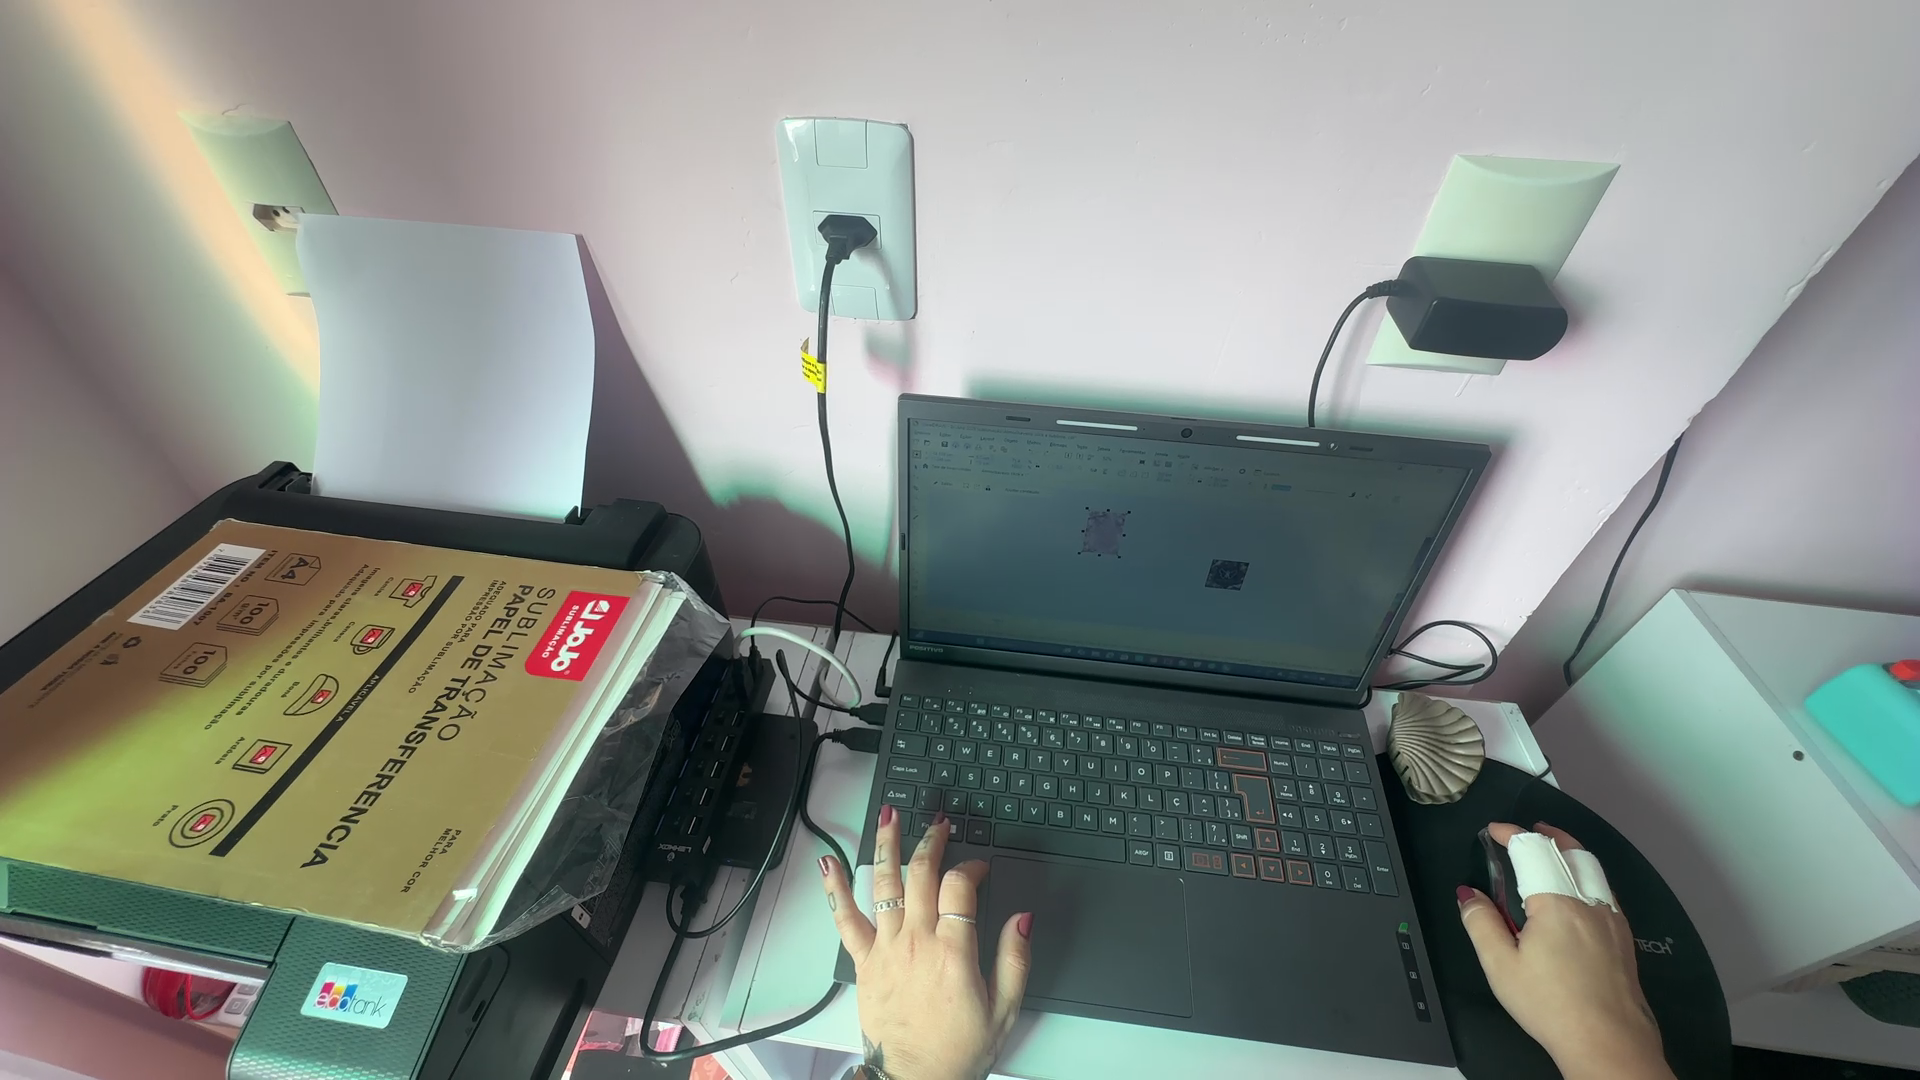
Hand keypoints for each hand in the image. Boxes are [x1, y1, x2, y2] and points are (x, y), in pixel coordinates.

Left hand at [820, 804, 1031, 1079]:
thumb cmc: (957, 1050)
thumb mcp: (1004, 1010)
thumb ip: (1015, 959)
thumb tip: (1023, 918)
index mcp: (953, 952)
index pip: (960, 888)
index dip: (972, 867)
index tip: (980, 868)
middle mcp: (917, 941)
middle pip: (922, 874)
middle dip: (932, 841)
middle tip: (940, 823)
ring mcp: (887, 948)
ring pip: (885, 884)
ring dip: (887, 845)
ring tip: (889, 815)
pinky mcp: (864, 962)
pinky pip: (846, 919)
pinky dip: (836, 888)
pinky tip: (829, 861)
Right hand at [1457, 822, 1672, 1079]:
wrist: (1611, 1051)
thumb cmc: (1554, 1008)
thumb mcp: (1499, 964)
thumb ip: (1479, 921)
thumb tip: (1468, 894)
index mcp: (1558, 905)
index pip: (1532, 852)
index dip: (1510, 834)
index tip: (1493, 831)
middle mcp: (1591, 908)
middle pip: (1574, 854)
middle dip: (1549, 836)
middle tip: (1529, 830)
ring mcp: (1613, 927)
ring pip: (1596, 873)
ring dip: (1572, 854)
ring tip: (1553, 852)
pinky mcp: (1625, 946)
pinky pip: (1607, 895)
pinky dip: (1589, 879)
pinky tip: (1578, 893)